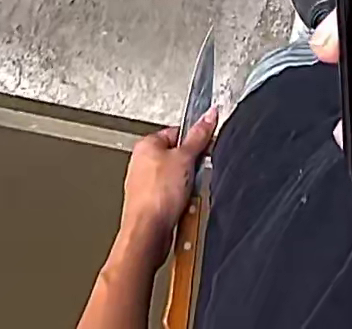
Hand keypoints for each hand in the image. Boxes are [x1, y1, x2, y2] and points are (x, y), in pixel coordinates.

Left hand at [117, 109, 217, 261]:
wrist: (147, 235)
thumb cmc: (156, 197)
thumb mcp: (185, 158)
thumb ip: (199, 136)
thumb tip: (209, 116)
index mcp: (147, 144)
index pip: (178, 132)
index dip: (194, 141)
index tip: (204, 148)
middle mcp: (143, 163)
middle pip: (179, 157)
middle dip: (191, 168)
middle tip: (193, 175)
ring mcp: (146, 185)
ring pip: (178, 179)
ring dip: (188, 188)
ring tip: (186, 195)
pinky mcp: (152, 205)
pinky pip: (174, 197)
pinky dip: (181, 202)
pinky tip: (182, 208)